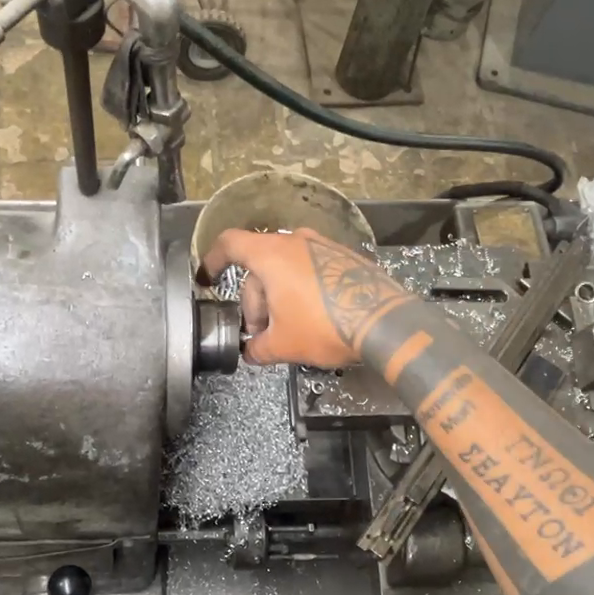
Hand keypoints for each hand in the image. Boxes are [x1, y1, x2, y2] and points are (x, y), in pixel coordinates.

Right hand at [200, 227, 411, 366]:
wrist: (386, 324)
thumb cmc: (325, 327)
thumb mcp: (282, 345)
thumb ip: (257, 348)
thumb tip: (250, 352)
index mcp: (271, 255)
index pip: (229, 244)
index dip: (212, 260)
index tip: (207, 279)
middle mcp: (296, 242)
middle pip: (259, 266)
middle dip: (254, 302)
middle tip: (260, 333)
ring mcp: (323, 246)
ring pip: (286, 268)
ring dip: (277, 297)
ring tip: (286, 330)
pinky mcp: (345, 258)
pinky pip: (310, 270)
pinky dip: (301, 290)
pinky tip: (310, 319)